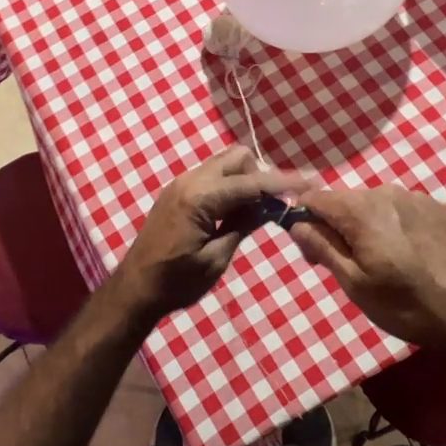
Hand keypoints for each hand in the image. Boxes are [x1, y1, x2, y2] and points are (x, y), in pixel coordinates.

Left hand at [116, 147, 313, 318]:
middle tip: (277, 205)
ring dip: (246, 179)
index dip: (283, 183)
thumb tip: (268, 206)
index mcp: (199, 198)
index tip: (310, 183)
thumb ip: (242, 226)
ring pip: (224, 163)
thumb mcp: (215, 260)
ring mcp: (181, 183)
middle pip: (237, 157)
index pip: (250, 182)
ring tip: (259, 210)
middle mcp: (190, 181)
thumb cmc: (175, 282)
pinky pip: (212, 175)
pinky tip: (238, 210)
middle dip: (262, 175)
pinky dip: (230, 184)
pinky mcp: (178, 191)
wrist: (135, 287)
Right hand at [288, 187, 445, 346]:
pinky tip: (408, 258)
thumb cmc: (409, 305)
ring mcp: (416, 197)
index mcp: (361, 208)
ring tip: (382, 265)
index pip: (314, 198)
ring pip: (373, 206)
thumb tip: (296, 223)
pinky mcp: (438, 209)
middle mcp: (386, 192)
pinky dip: (393, 228)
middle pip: (344, 202)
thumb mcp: (356, 285)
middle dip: (336, 227)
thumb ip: (323, 248)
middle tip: (347, 267)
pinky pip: (400, 211)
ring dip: (366, 228)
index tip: (311, 251)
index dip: (304, 221)